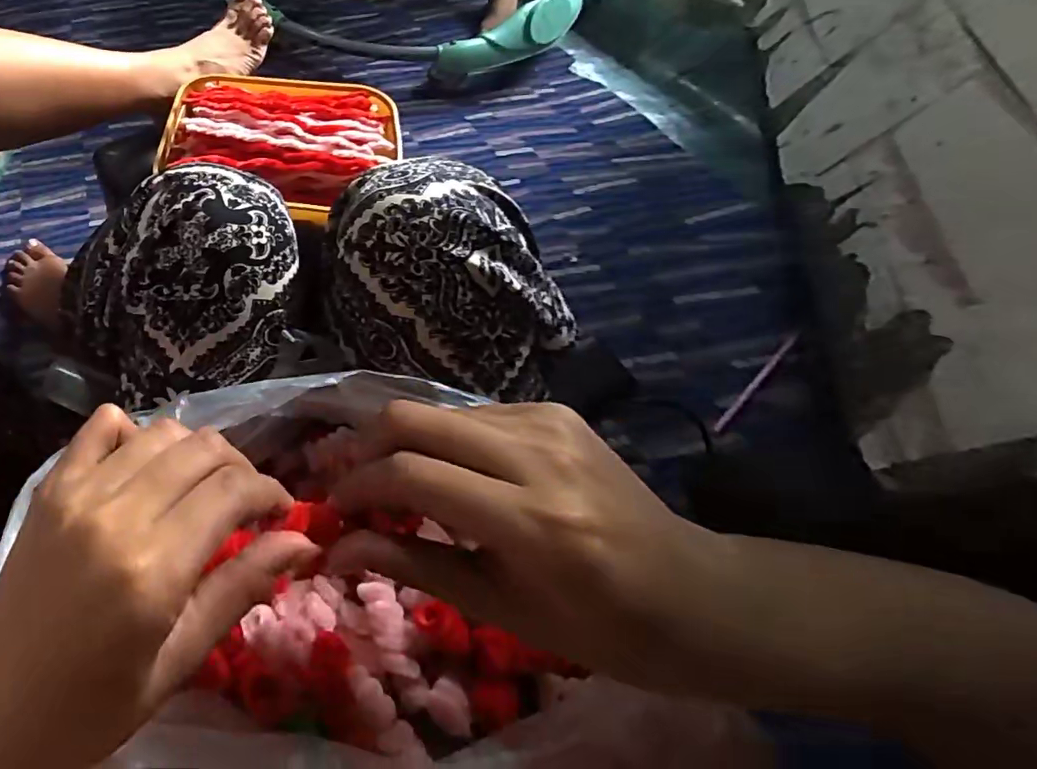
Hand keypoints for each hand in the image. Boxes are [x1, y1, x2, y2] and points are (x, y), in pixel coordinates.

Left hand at [0, 406, 317, 767]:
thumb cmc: (95, 704)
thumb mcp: (178, 660)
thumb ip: (239, 588)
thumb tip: (303, 541)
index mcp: (154, 566)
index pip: (232, 489)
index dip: (270, 491)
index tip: (283, 511)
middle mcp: (118, 512)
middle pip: (202, 448)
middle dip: (240, 467)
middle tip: (247, 503)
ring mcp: (78, 490)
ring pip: (160, 431)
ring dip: (195, 450)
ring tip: (200, 487)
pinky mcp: (51, 485)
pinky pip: (101, 425)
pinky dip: (133, 432)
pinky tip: (143, 467)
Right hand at [326, 399, 727, 691]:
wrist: (703, 596)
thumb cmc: (603, 628)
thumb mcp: (501, 609)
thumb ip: (412, 564)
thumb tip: (336, 549)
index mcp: (533, 521)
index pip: (413, 474)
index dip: (359, 485)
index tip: (333, 507)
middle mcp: (537, 454)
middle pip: (412, 418)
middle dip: (363, 445)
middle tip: (347, 479)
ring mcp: (548, 422)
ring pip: (435, 410)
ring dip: (397, 440)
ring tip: (389, 478)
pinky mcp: (553, 409)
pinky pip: (469, 413)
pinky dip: (439, 438)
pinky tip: (445, 470)